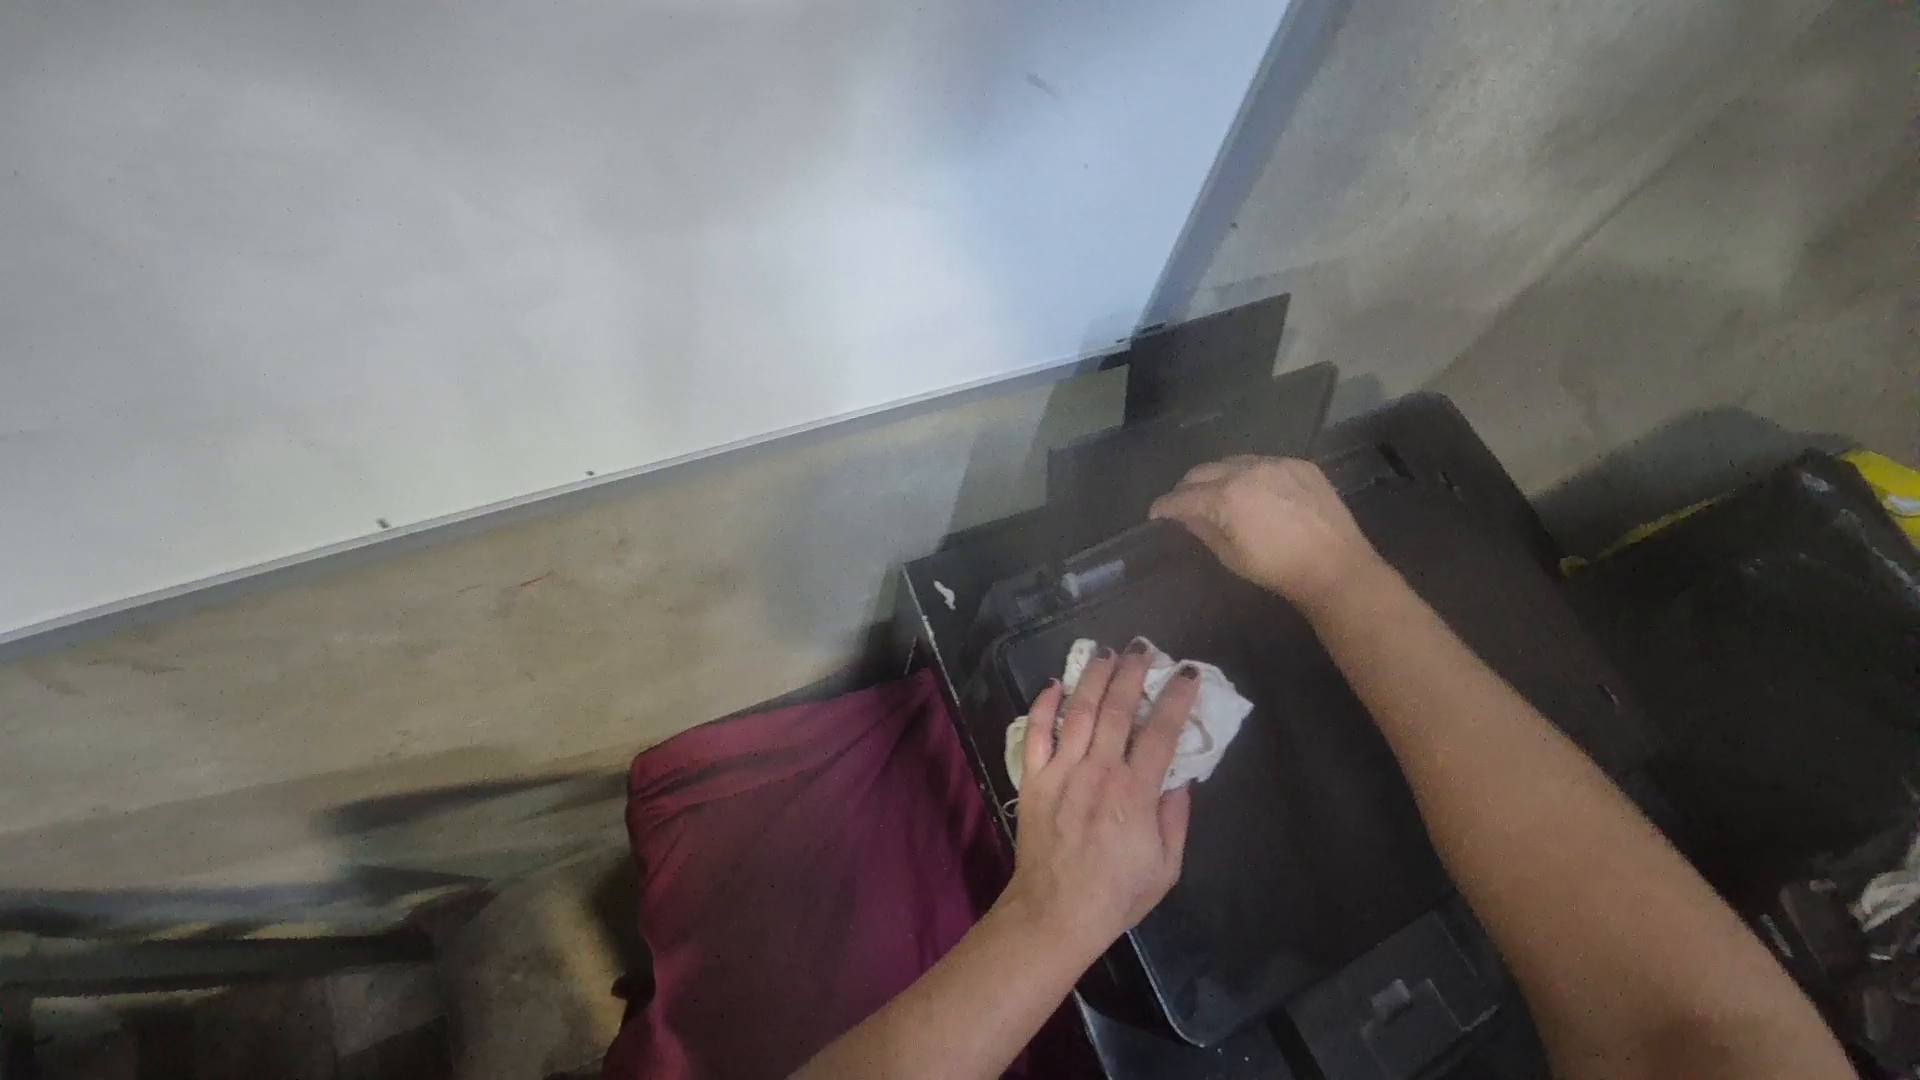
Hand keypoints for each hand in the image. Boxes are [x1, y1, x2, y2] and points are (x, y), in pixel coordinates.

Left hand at [1000, 642, 1197, 957]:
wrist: (1057, 912)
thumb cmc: (1117, 893)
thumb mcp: (1166, 866)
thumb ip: (1175, 818)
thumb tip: (1181, 777)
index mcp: (1135, 792)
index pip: (1161, 732)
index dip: (1177, 699)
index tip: (1188, 673)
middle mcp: (1099, 771)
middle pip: (1118, 709)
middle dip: (1133, 673)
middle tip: (1143, 648)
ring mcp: (1062, 771)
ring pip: (1079, 711)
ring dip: (1093, 678)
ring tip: (1107, 653)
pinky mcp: (1033, 779)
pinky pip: (1036, 733)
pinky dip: (1043, 705)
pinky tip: (1054, 684)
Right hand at [1149, 455, 1381, 613]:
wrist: (1335, 566)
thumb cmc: (1276, 568)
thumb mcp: (1231, 555)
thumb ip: (1203, 529)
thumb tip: (1185, 516)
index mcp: (1225, 497)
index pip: (1182, 497)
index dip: (1164, 506)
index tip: (1155, 513)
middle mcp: (1247, 471)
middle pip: (1202, 472)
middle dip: (1187, 487)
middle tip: (1183, 504)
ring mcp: (1276, 464)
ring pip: (1232, 462)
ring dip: (1218, 476)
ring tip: (1217, 493)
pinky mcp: (1300, 465)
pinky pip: (1264, 463)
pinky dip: (1250, 474)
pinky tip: (1256, 492)